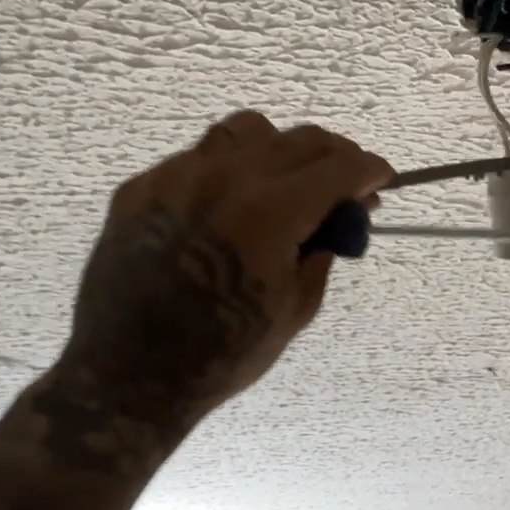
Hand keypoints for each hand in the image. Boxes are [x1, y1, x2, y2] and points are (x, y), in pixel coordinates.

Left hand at [45, 111, 390, 454]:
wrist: (126, 378)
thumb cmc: (223, 354)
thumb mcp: (295, 308)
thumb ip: (323, 250)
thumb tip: (341, 216)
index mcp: (266, 213)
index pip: (336, 168)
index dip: (369, 169)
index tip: (383, 176)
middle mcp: (222, 178)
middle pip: (298, 140)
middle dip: (336, 156)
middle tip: (348, 182)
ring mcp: (175, 177)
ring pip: (247, 131)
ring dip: (282, 149)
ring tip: (289, 180)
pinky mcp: (141, 186)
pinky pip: (199, 157)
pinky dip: (231, 169)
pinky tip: (233, 202)